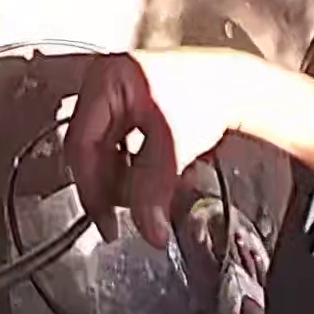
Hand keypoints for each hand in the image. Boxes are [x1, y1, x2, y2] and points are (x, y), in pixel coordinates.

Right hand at [63, 51, 245, 248]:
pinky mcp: (125, 104)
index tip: (108, 224)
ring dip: (119, 178)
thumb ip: (154, 188)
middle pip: (88, 147)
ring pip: (100, 149)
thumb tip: (148, 233)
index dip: (92, 188)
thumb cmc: (204, 95)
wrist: (232, 82)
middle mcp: (101, 82)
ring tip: (145, 196)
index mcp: (104, 80)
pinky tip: (146, 178)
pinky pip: (114, 143)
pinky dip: (127, 166)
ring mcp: (112, 92)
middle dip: (108, 184)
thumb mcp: (173, 144)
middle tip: (124, 217)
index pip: (81, 142)